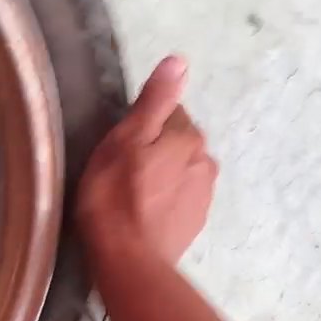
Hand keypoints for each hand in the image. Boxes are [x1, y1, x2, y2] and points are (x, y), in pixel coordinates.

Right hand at [76, 56, 217, 265]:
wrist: (129, 260)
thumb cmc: (115, 197)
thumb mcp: (125, 140)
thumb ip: (154, 101)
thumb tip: (179, 60)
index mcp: (188, 137)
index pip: (170, 114)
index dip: (142, 125)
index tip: (120, 144)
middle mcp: (205, 162)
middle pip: (178, 143)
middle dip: (156, 150)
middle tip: (121, 169)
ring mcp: (203, 195)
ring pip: (180, 172)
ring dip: (161, 177)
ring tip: (130, 195)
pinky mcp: (194, 223)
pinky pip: (179, 200)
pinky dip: (164, 202)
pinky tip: (142, 215)